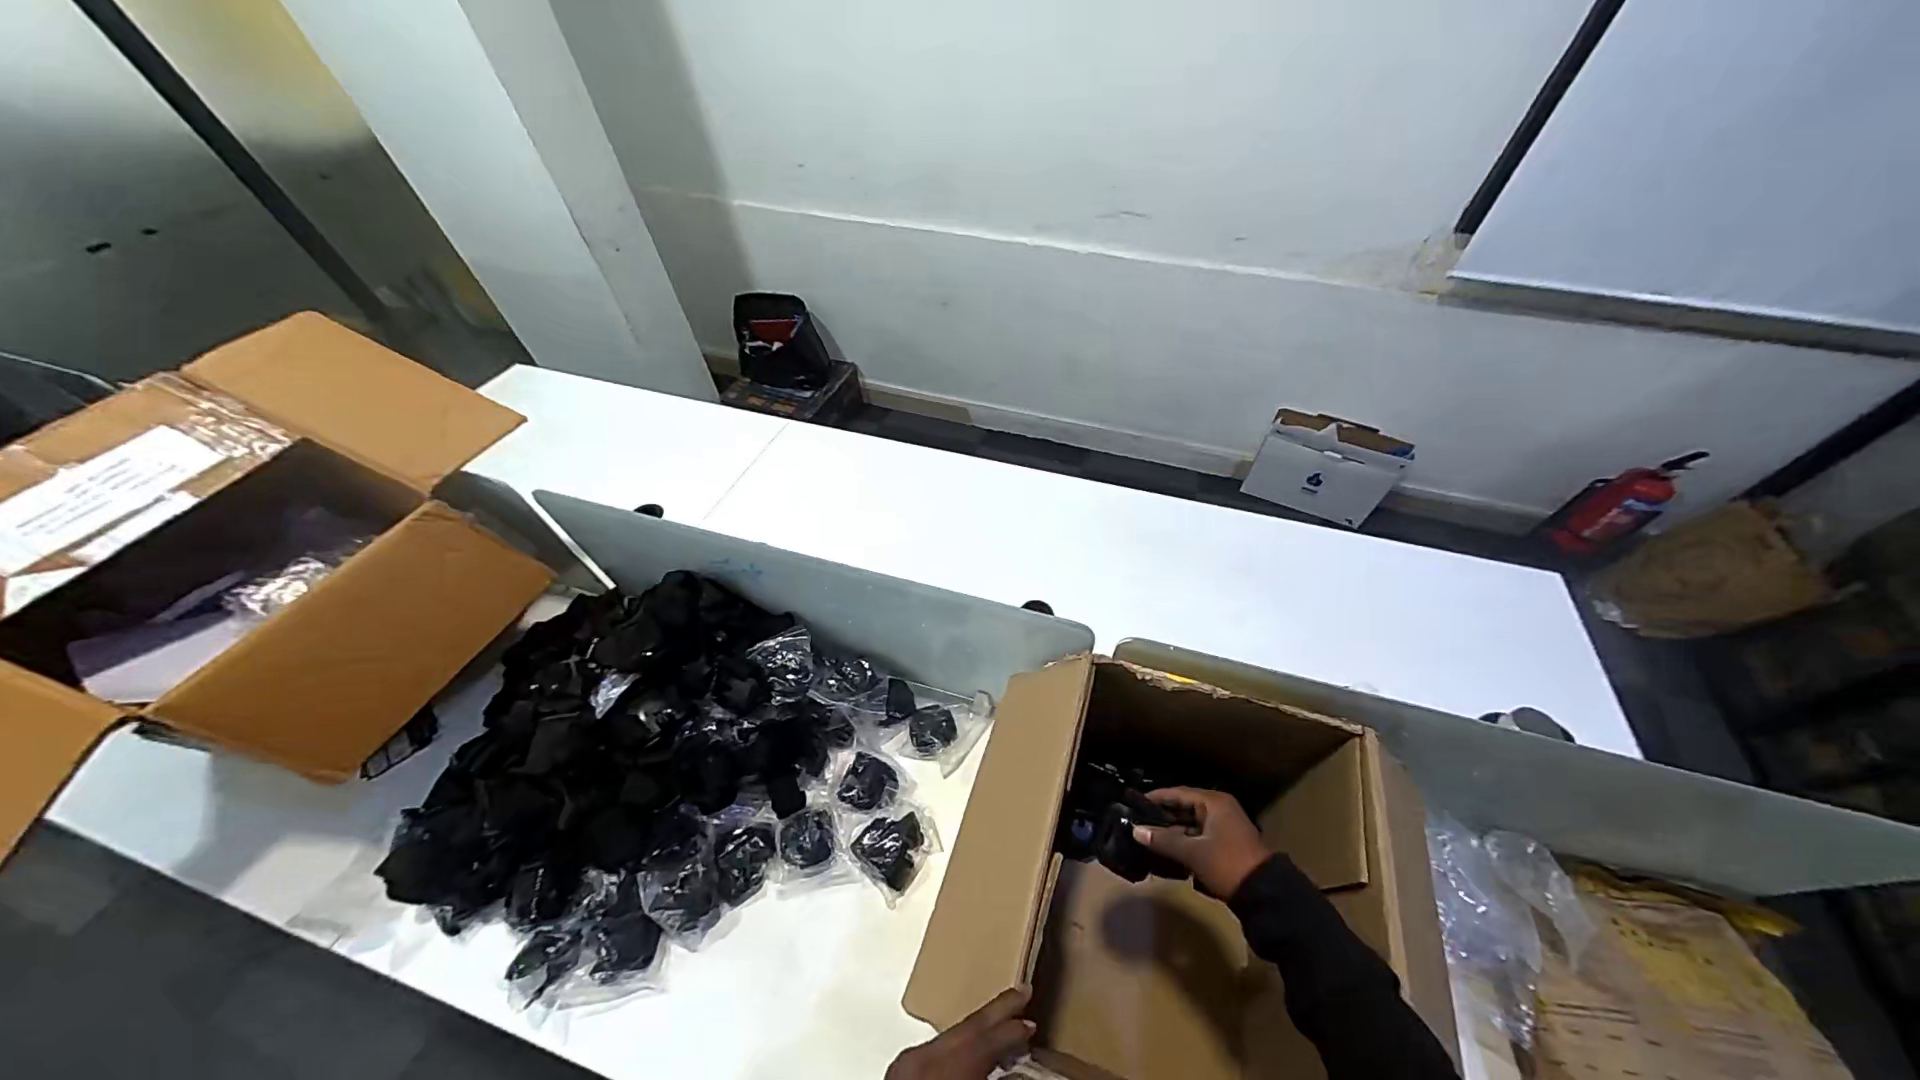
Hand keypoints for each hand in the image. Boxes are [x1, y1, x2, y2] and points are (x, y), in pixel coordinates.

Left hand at [887, 987, 1035, 1079]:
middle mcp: (922, 1055)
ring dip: (977, 1029)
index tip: (1032, 1021)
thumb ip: (998, 1079)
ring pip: (950, 1035)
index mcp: (946, 1063)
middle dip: (998, 1011)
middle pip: (968, 1026)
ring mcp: (906, 1062)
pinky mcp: (899, 1069)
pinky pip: (934, 1048)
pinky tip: (969, 1049)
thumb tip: (1018, 1071)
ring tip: (1002, 1021)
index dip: (1012, 1027)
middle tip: (1023, 991)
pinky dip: (955, 1045)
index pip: (985, 1035)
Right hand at [1132, 787, 1269, 898]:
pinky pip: (1198, 835)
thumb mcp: (1193, 852)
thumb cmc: (1226, 864)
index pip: (1179, 793)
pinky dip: (1184, 840)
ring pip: (1190, 823)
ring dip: (1172, 831)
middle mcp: (1220, 809)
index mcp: (1215, 802)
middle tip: (1139, 821)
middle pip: (1184, 807)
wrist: (1263, 894)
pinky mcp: (1225, 843)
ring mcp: (1224, 826)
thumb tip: (1136, 831)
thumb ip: (1163, 840)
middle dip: (1163, 816)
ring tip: (1149, 836)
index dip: (1156, 797)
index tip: (1135, 803)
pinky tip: (1167, 849)